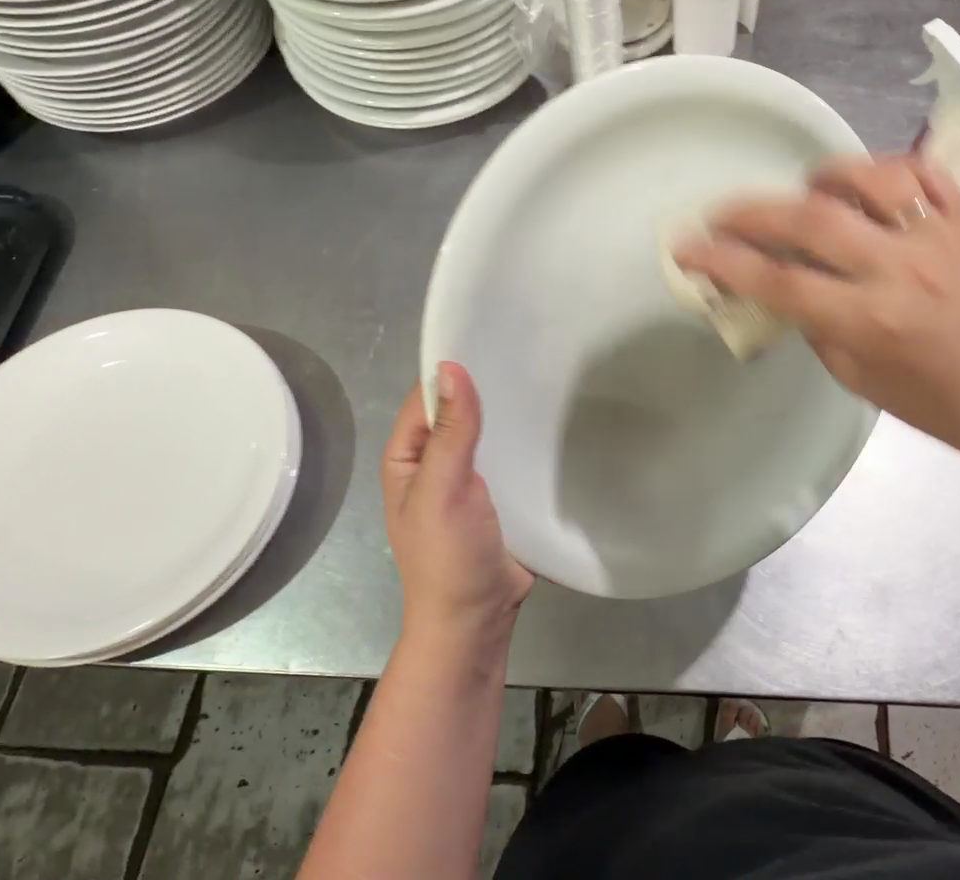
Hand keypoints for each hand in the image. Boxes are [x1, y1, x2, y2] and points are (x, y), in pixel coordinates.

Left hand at [381, 362, 532, 642]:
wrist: (476, 619)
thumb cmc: (448, 557)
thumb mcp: (444, 490)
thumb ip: (452, 432)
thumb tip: (452, 368)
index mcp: (408, 457)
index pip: (427, 398)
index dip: (453, 370)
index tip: (496, 340)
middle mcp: (435, 463)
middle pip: (459, 412)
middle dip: (488, 388)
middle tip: (534, 356)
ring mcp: (467, 481)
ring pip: (487, 434)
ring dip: (509, 415)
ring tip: (549, 382)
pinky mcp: (498, 497)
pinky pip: (508, 458)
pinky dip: (524, 443)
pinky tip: (551, 427)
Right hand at [673, 156, 959, 458]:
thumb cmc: (925, 398)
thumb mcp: (854, 375)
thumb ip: (812, 324)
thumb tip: (777, 282)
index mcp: (869, 320)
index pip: (779, 280)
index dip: (724, 262)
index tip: (687, 248)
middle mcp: (900, 269)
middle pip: (811, 220)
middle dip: (752, 212)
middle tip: (721, 214)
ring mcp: (937, 238)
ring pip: (871, 179)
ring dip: (824, 175)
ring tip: (804, 188)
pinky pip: (925, 173)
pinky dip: (888, 168)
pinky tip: (867, 183)